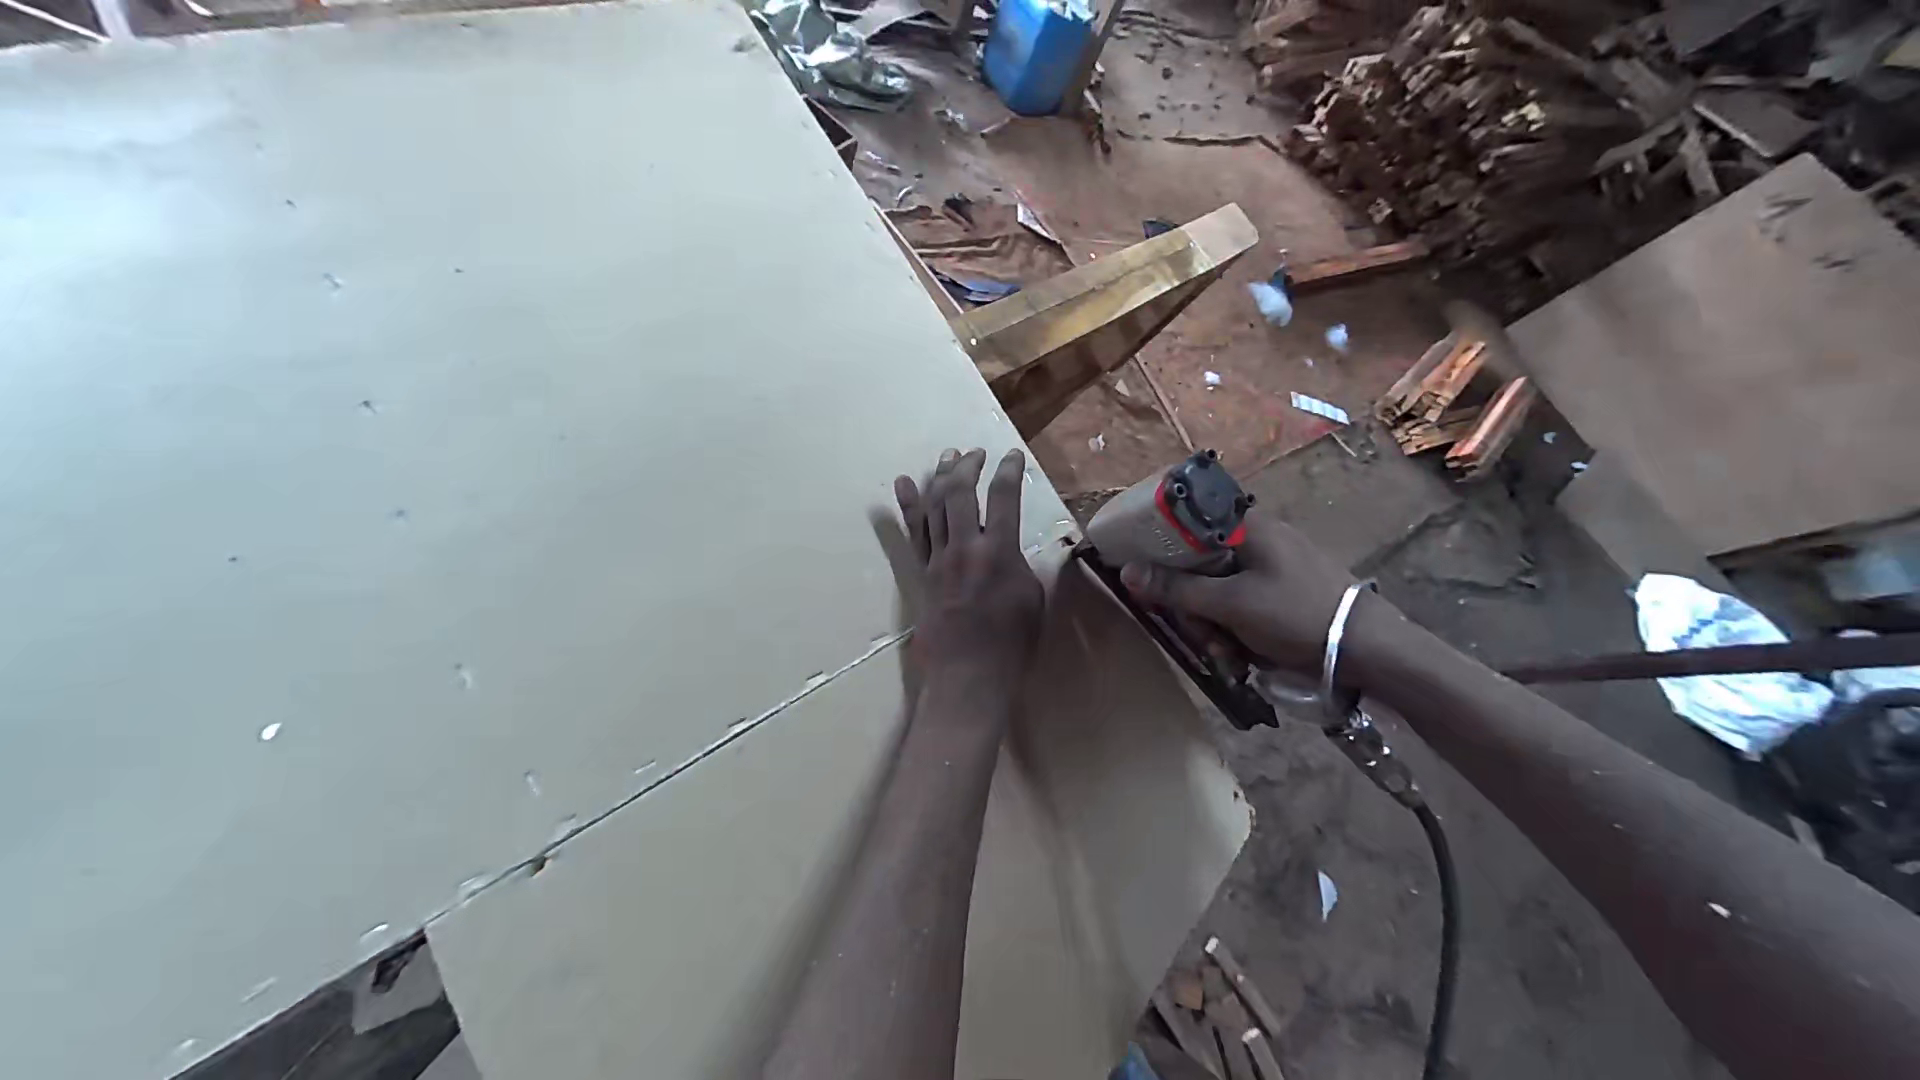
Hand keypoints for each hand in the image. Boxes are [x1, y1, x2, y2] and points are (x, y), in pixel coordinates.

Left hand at [894, 448, 1044, 693]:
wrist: (967, 674)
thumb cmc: (1011, 642)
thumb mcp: (1032, 597)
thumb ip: (1020, 563)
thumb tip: (1009, 548)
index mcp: (998, 551)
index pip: (1003, 498)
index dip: (1009, 471)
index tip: (1013, 456)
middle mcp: (964, 547)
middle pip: (960, 493)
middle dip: (968, 466)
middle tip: (976, 454)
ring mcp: (938, 559)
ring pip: (935, 506)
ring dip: (941, 477)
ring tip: (947, 456)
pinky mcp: (921, 573)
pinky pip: (913, 533)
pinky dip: (909, 505)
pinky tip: (905, 483)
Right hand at [1119, 511, 1371, 678]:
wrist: (1371, 652)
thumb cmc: (1295, 614)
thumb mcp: (1229, 604)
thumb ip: (1175, 588)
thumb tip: (1125, 570)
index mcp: (1245, 526)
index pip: (1185, 522)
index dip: (1159, 549)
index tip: (1147, 580)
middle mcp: (1256, 540)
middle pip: (1198, 565)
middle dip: (1193, 608)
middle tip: (1201, 636)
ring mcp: (1271, 568)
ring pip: (1216, 591)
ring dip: (1213, 627)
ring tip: (1228, 655)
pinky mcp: (1281, 593)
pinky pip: (1239, 605)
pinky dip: (1234, 630)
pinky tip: (1242, 656)